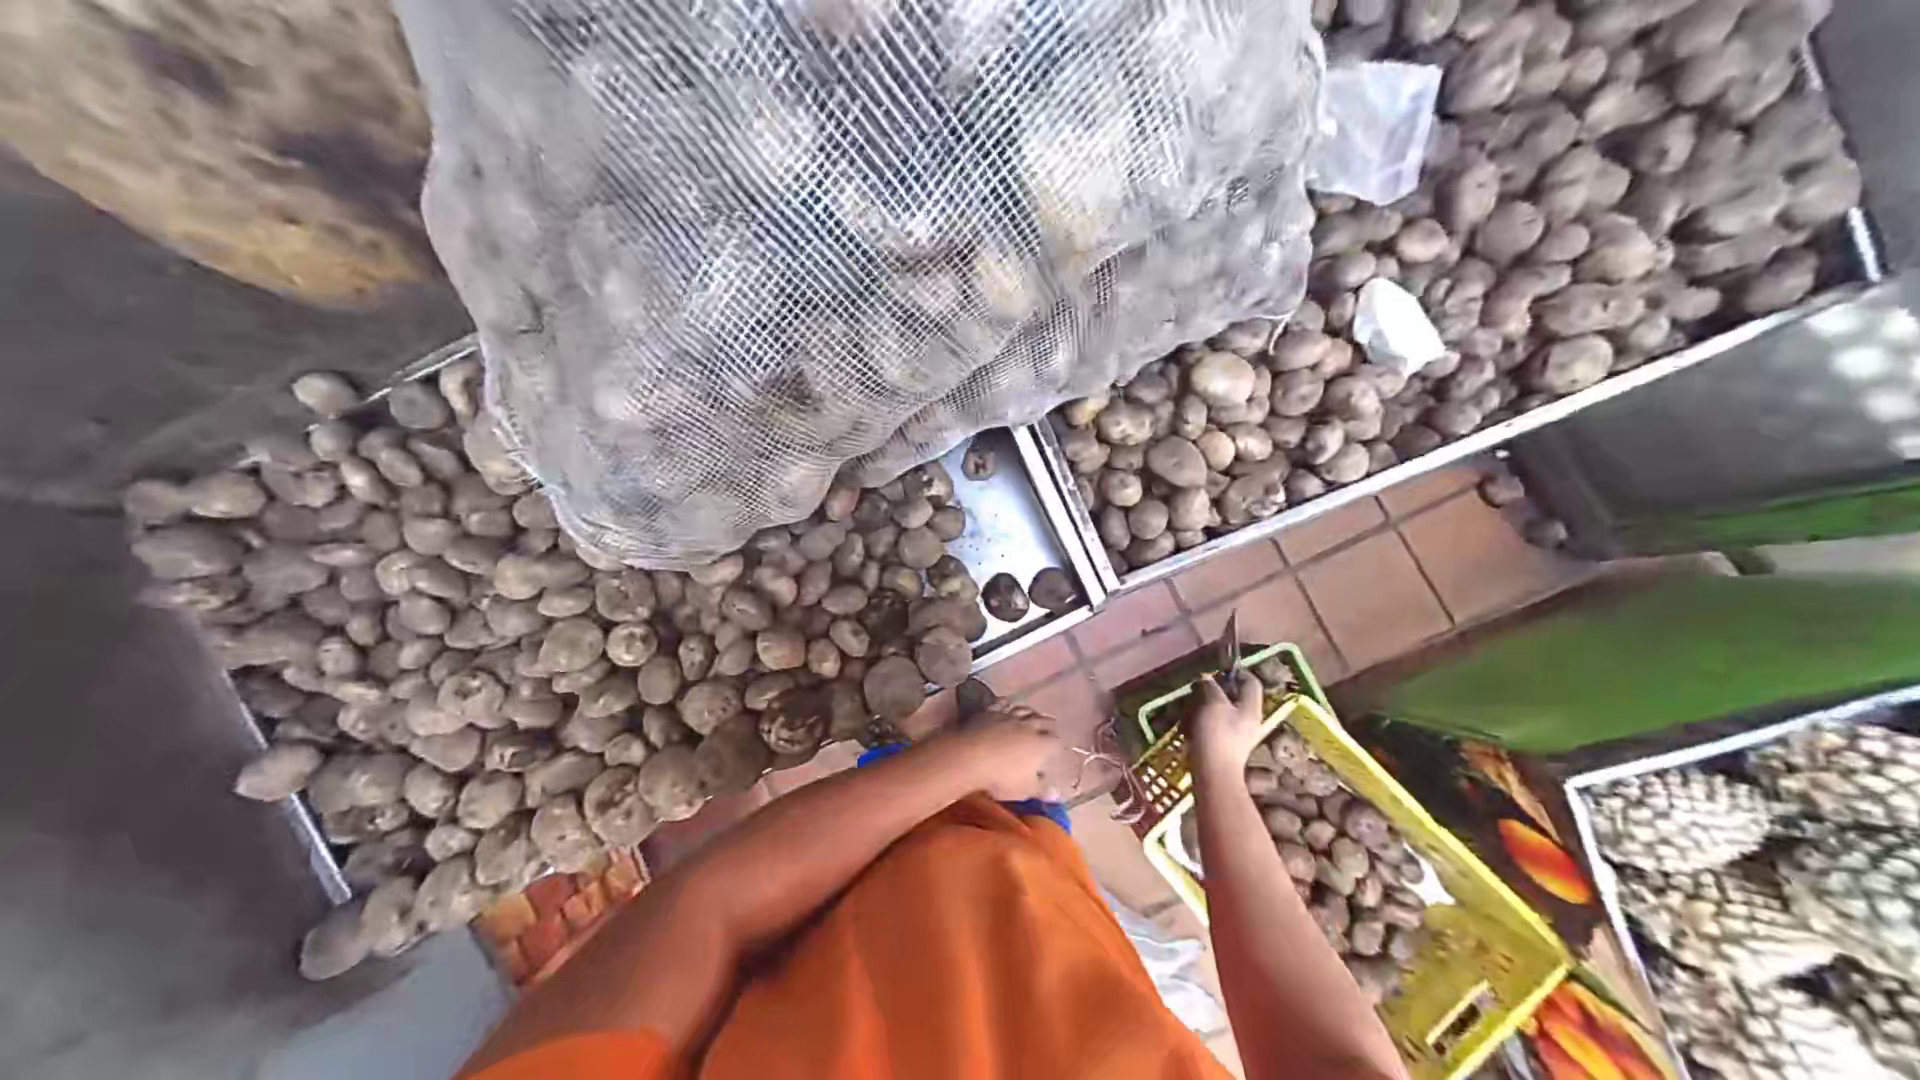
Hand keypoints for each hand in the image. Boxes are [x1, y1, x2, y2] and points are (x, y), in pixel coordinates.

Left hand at [953, 705, 1065, 801]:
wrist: (971, 756)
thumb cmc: (1001, 777)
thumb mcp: (1024, 790)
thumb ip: (1042, 790)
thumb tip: (1057, 794)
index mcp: (1041, 745)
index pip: (1055, 742)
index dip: (1056, 746)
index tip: (1055, 750)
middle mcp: (1028, 727)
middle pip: (1044, 721)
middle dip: (1048, 725)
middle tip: (1049, 727)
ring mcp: (1009, 716)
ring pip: (1025, 709)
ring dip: (1030, 712)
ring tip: (1031, 714)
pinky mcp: (990, 711)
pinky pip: (1003, 703)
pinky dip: (1007, 704)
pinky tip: (1007, 704)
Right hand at [1186, 673, 1265, 775]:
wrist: (1214, 773)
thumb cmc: (1217, 735)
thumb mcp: (1213, 704)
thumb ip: (1210, 687)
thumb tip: (1206, 678)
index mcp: (1251, 707)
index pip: (1251, 682)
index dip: (1237, 672)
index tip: (1218, 670)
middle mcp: (1248, 719)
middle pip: (1235, 695)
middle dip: (1215, 690)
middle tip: (1198, 688)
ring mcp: (1237, 733)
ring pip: (1222, 710)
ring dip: (1205, 705)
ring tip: (1190, 707)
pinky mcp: (1225, 744)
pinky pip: (1214, 725)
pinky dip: (1202, 721)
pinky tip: (1189, 725)